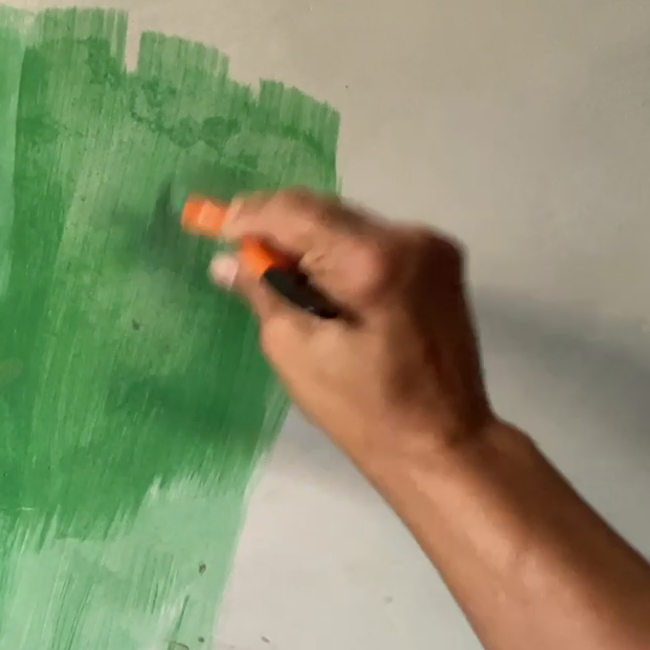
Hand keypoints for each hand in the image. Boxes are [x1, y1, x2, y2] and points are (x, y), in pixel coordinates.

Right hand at [209, 189, 495, 477]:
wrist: (440, 438)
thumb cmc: (359, 407)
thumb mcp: (295, 351)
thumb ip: (263, 293)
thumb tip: (228, 260)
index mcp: (371, 261)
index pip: (297, 212)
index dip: (248, 215)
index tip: (209, 225)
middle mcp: (409, 236)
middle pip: (324, 210)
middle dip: (274, 227)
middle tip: (235, 254)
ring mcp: (431, 245)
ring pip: (346, 223)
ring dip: (305, 242)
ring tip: (273, 276)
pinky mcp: (438, 261)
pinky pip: (370, 241)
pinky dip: (335, 253)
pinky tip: (317, 285)